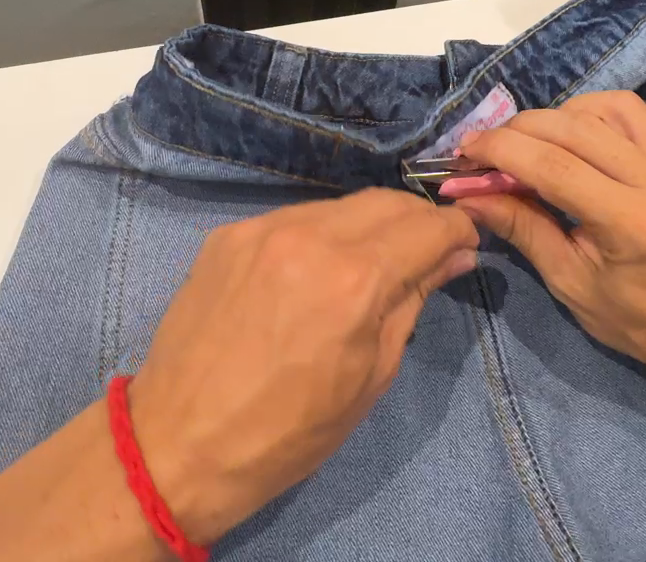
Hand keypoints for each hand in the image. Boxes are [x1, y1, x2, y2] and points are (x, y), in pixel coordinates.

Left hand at [126, 189, 478, 542]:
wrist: (178, 443)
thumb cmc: (290, 430)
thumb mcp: (372, 374)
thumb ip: (414, 299)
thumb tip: (455, 256)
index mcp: (354, 280)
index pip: (428, 228)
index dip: (457, 230)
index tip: (467, 242)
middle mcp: (311, 237)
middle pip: (387, 201)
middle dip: (418, 220)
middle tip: (429, 249)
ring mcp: (264, 228)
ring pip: (342, 205)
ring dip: (370, 226)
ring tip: (371, 262)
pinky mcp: (231, 232)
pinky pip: (296, 218)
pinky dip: (321, 235)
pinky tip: (315, 269)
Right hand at [454, 91, 645, 380]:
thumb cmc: (638, 321)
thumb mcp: (570, 283)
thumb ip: (522, 228)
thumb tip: (469, 196)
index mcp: (629, 222)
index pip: (553, 165)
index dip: (501, 150)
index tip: (464, 150)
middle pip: (572, 128)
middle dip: (517, 130)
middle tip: (482, 148)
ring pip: (600, 108)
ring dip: (553, 117)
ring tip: (525, 144)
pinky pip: (628, 111)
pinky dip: (589, 111)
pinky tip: (568, 134)